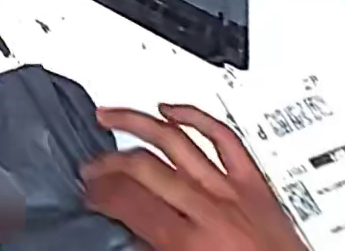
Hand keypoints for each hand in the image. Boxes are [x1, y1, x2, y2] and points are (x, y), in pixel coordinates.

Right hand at [84, 103, 308, 250]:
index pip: (131, 201)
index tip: (88, 188)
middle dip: (109, 161)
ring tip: (112, 115)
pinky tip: (171, 108)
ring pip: (174, 138)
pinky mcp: (256, 182)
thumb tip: (132, 239)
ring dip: (137, 121)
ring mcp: (233, 190)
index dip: (101, 189)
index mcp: (192, 246)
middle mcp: (210, 210)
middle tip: (92, 164)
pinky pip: (221, 134)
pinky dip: (193, 115)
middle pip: (145, 165)